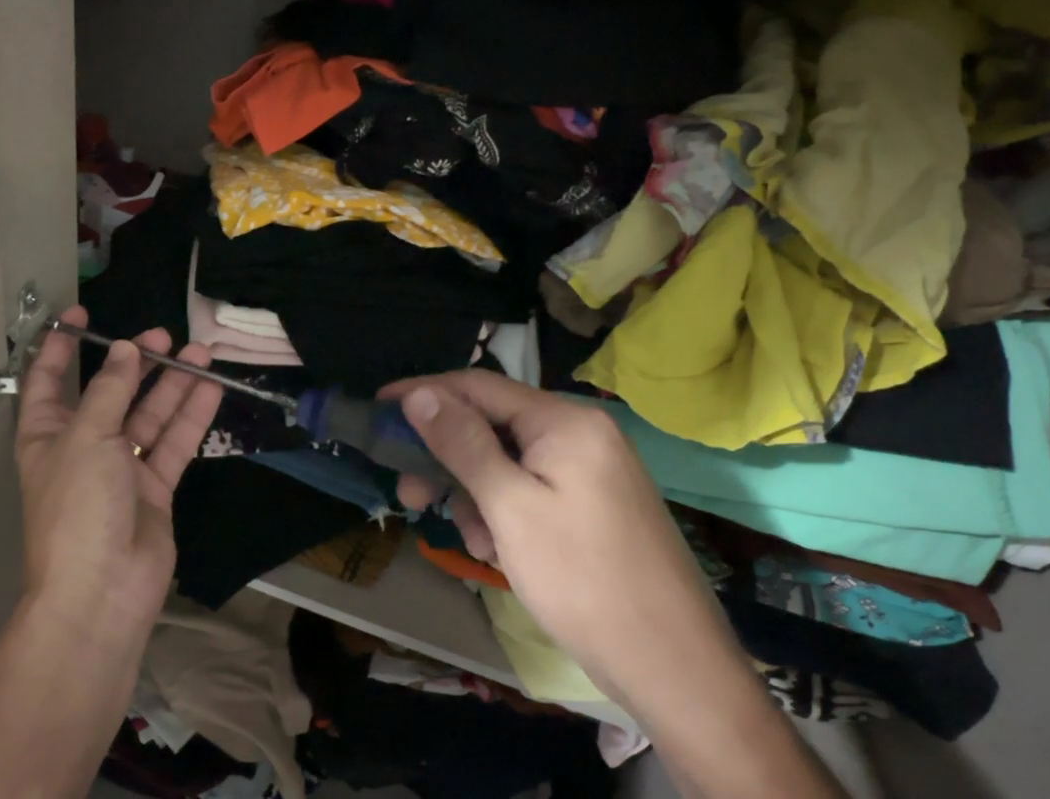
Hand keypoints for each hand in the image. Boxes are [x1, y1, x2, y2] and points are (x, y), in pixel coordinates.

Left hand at [13, 305, 223, 632]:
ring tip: (199, 352)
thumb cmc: (78, 506)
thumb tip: (125, 350)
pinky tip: (210, 389)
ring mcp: (119, 469)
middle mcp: (82, 446)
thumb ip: (109, 391)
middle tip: (163, 336)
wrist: (101, 590)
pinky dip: (190, 418)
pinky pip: (172, 444)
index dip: (61, 347)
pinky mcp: (153, 489)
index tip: (80, 315)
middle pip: (110, 393)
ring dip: (171, 385)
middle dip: (134, 363)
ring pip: (147, 416)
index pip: (49, 380)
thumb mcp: (86, 438)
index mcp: (47, 434)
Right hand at [380, 370, 737, 706]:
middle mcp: (582, 433)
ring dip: (474, 493)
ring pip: (506, 461)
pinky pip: (530, 488)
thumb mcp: (509, 508)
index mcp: (565, 422)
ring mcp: (592, 469)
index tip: (376, 410)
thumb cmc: (582, 579)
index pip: (477, 386)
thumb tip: (419, 393)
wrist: (673, 665)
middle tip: (408, 492)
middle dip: (446, 457)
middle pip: (491, 424)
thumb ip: (462, 444)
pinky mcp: (594, 503)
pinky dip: (503, 511)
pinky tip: (499, 551)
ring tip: (472, 540)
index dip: (422, 394)